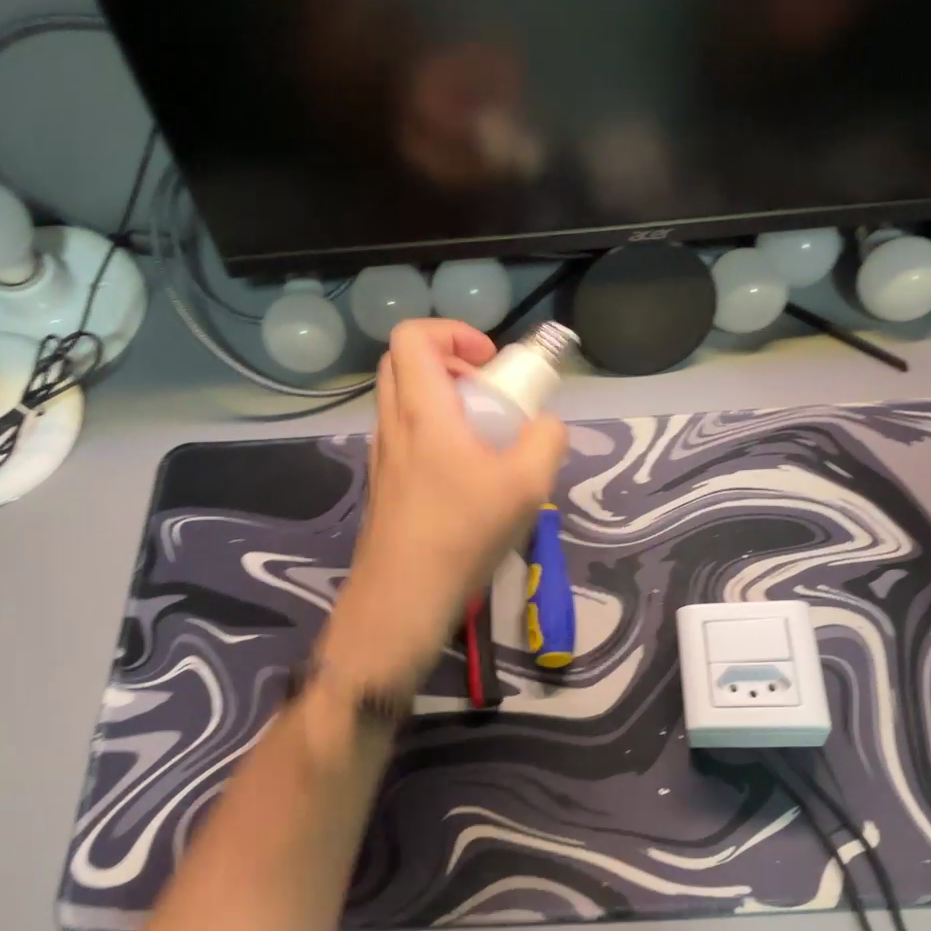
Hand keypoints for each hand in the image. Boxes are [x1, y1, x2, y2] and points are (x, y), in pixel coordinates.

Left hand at [321, 319, 567, 693]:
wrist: (402, 598)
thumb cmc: (461, 534)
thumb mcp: (527, 485)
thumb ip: (547, 440)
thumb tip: (546, 425)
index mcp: (421, 410)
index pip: (413, 337)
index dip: (452, 332)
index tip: (490, 363)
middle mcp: (393, 424)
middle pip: (404, 362)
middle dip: (450, 362)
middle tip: (489, 393)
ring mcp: (384, 455)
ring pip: (403, 400)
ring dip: (443, 400)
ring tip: (484, 436)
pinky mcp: (385, 484)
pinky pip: (406, 434)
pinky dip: (435, 432)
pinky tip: (468, 476)